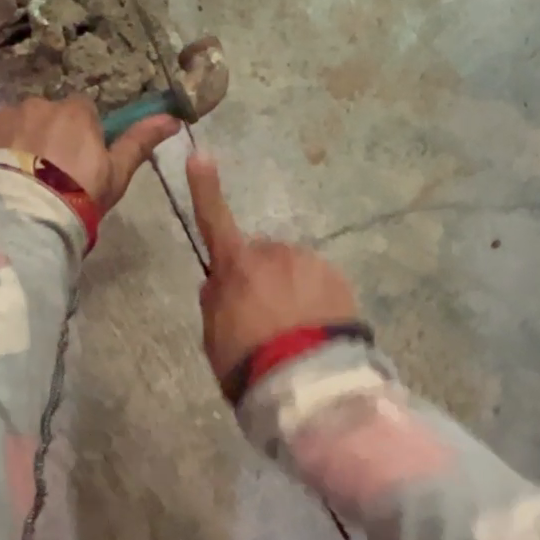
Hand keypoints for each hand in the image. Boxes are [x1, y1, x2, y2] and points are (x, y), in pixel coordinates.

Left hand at [0, 97, 179, 211]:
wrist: (22, 220)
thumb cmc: (77, 196)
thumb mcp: (116, 175)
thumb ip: (140, 142)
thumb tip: (173, 118)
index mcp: (76, 112)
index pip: (82, 112)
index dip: (81, 138)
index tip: (78, 165)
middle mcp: (39, 105)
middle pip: (47, 116)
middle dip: (48, 138)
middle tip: (49, 178)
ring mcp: (5, 117)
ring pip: (17, 126)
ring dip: (20, 144)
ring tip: (20, 182)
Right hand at [186, 153, 359, 377]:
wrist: (309, 385)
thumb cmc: (250, 364)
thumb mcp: (215, 339)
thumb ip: (214, 305)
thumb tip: (216, 283)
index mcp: (237, 267)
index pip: (214, 219)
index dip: (205, 188)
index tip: (199, 154)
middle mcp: (274, 254)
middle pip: (260, 255)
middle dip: (260, 274)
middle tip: (262, 318)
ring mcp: (310, 264)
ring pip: (293, 269)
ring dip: (290, 289)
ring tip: (293, 332)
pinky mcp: (339, 280)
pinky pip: (319, 284)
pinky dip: (315, 300)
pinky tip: (315, 330)